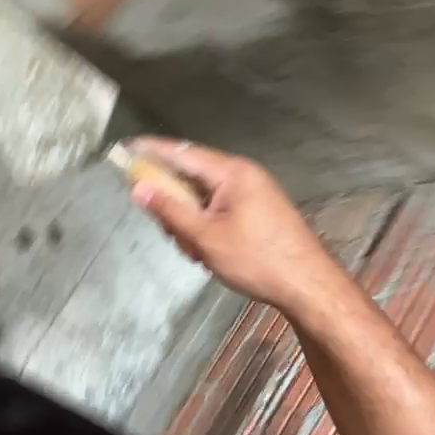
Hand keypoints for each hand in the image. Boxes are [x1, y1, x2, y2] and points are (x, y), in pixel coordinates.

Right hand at [127, 138, 348, 317]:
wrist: (308, 286)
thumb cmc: (258, 259)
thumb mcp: (205, 237)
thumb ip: (169, 210)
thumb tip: (139, 188)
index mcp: (232, 173)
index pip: (182, 153)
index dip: (151, 150)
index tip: (126, 148)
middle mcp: (243, 176)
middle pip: (190, 177)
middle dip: (172, 203)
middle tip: (170, 231)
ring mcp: (251, 194)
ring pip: (201, 198)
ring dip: (189, 222)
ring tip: (196, 252)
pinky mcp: (255, 211)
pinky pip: (216, 210)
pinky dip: (204, 227)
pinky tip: (207, 252)